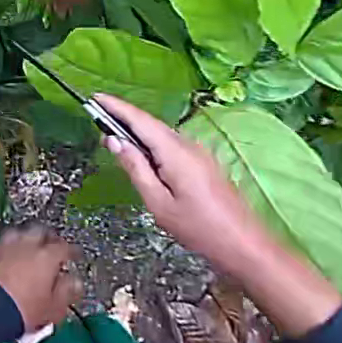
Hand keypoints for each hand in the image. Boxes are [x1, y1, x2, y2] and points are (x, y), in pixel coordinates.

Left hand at [0, 229, 82, 330]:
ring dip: (19, 239)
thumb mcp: (54, 307)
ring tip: (22, 246)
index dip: (70, 251)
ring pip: (12, 234)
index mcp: (45, 258)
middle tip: (50, 245)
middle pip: (37, 232)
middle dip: (46, 237)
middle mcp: (21, 246)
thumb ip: (66, 291)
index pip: (63, 248)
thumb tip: (74, 282)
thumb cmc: (23, 311)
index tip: (73, 254)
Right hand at [94, 94, 341, 336]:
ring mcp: (199, 154)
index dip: (117, 107)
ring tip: (111, 131)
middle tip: (96, 114)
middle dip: (123, 116)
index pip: (141, 121)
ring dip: (136, 129)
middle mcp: (189, 147)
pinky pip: (170, 144)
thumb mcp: (157, 201)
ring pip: (161, 133)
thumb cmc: (199, 227)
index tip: (96, 97)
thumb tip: (114, 141)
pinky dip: (149, 140)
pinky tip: (139, 150)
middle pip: (151, 124)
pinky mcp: (203, 163)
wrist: (245, 245)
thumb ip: (135, 168)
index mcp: (176, 153)